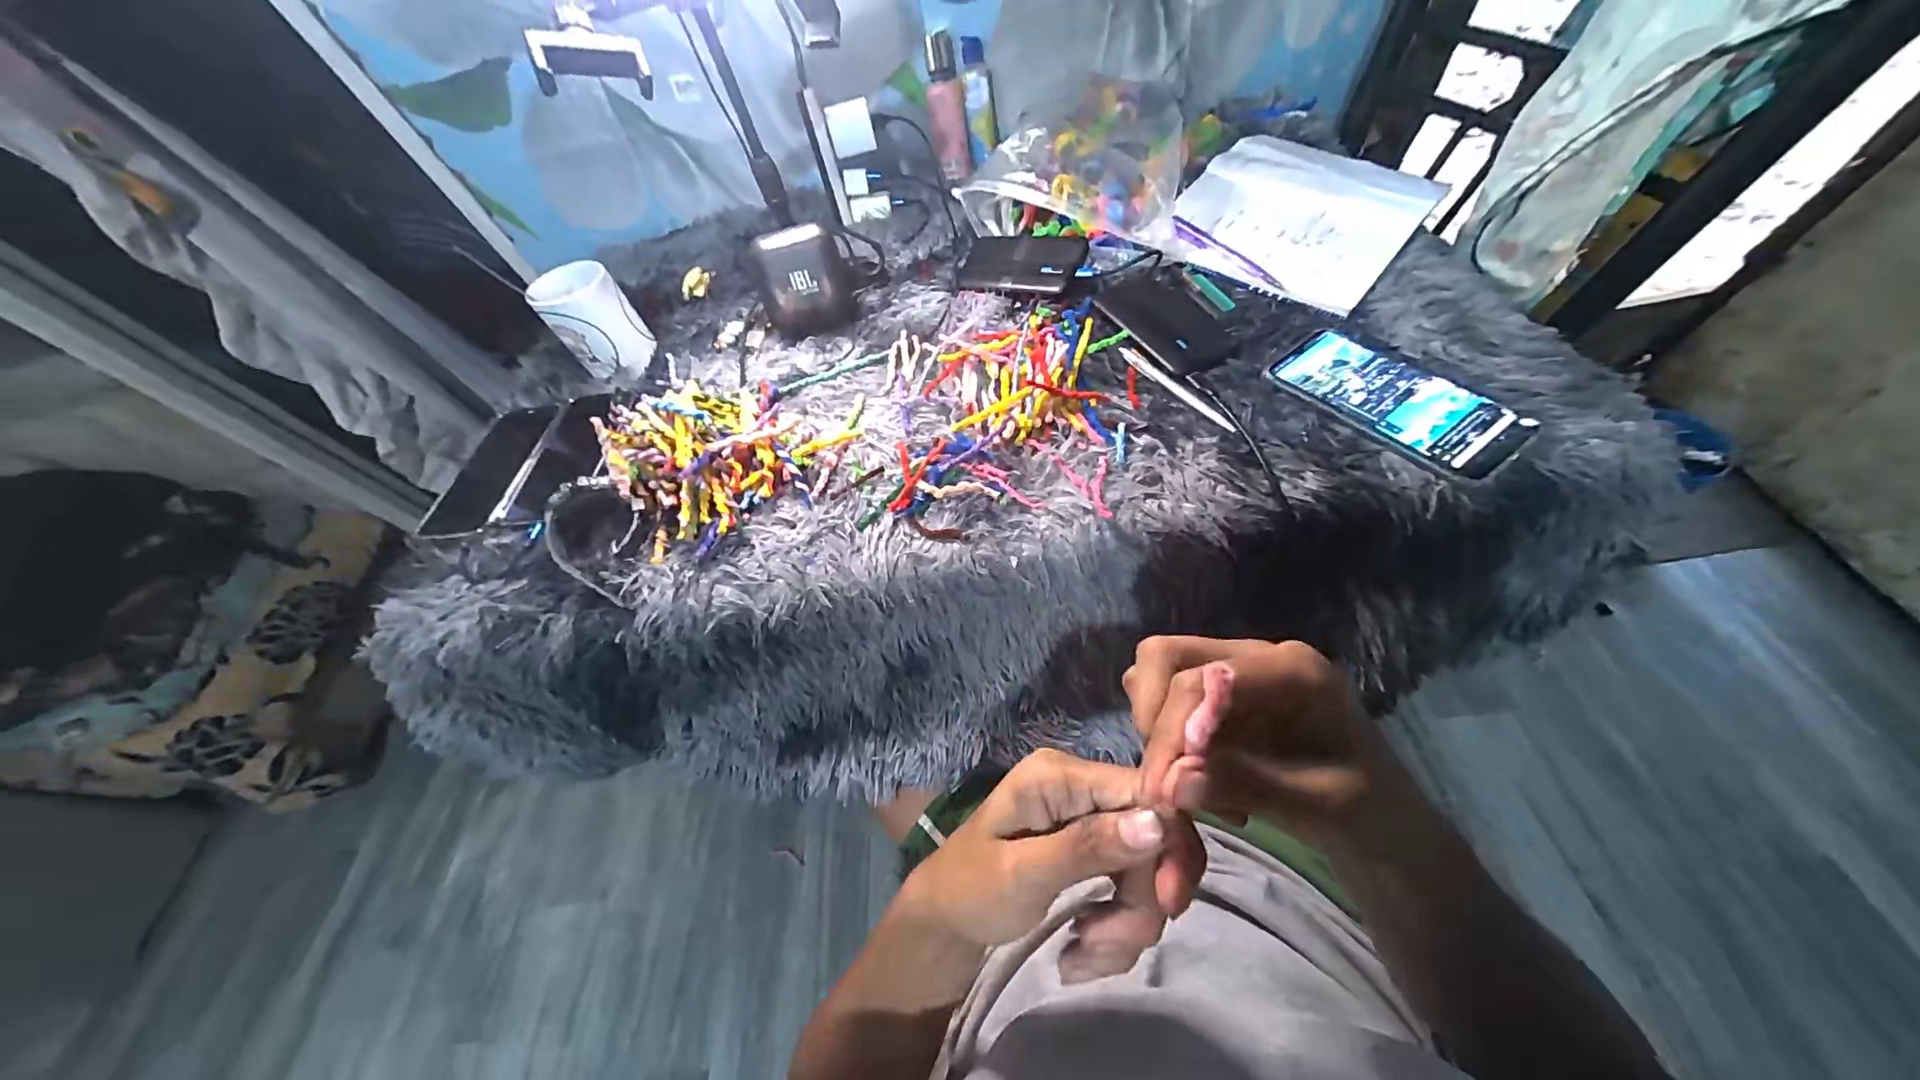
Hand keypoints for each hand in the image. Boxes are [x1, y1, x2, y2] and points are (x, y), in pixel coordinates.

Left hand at [894, 748, 1168, 949]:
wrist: (944, 924)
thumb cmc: (969, 891)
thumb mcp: (1022, 874)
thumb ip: (1086, 846)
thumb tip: (1157, 823)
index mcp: (1059, 776)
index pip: (1145, 791)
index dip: (1169, 844)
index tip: (1165, 903)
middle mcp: (1080, 786)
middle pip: (1153, 834)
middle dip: (1141, 898)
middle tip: (1107, 944)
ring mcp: (1087, 817)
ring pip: (1148, 868)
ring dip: (1127, 923)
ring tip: (1084, 954)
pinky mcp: (1092, 848)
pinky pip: (1132, 886)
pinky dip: (1118, 927)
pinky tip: (1084, 949)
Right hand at [1128, 636, 1387, 846]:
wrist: (1383, 825)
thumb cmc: (1368, 813)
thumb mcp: (1319, 806)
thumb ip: (1244, 785)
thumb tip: (1170, 783)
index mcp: (1290, 669)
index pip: (1202, 679)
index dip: (1174, 727)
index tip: (1165, 788)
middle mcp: (1252, 657)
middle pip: (1164, 657)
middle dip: (1152, 719)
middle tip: (1164, 783)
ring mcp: (1231, 674)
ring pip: (1155, 676)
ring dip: (1155, 731)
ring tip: (1187, 786)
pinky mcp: (1216, 699)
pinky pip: (1164, 704)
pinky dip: (1164, 744)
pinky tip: (1198, 784)